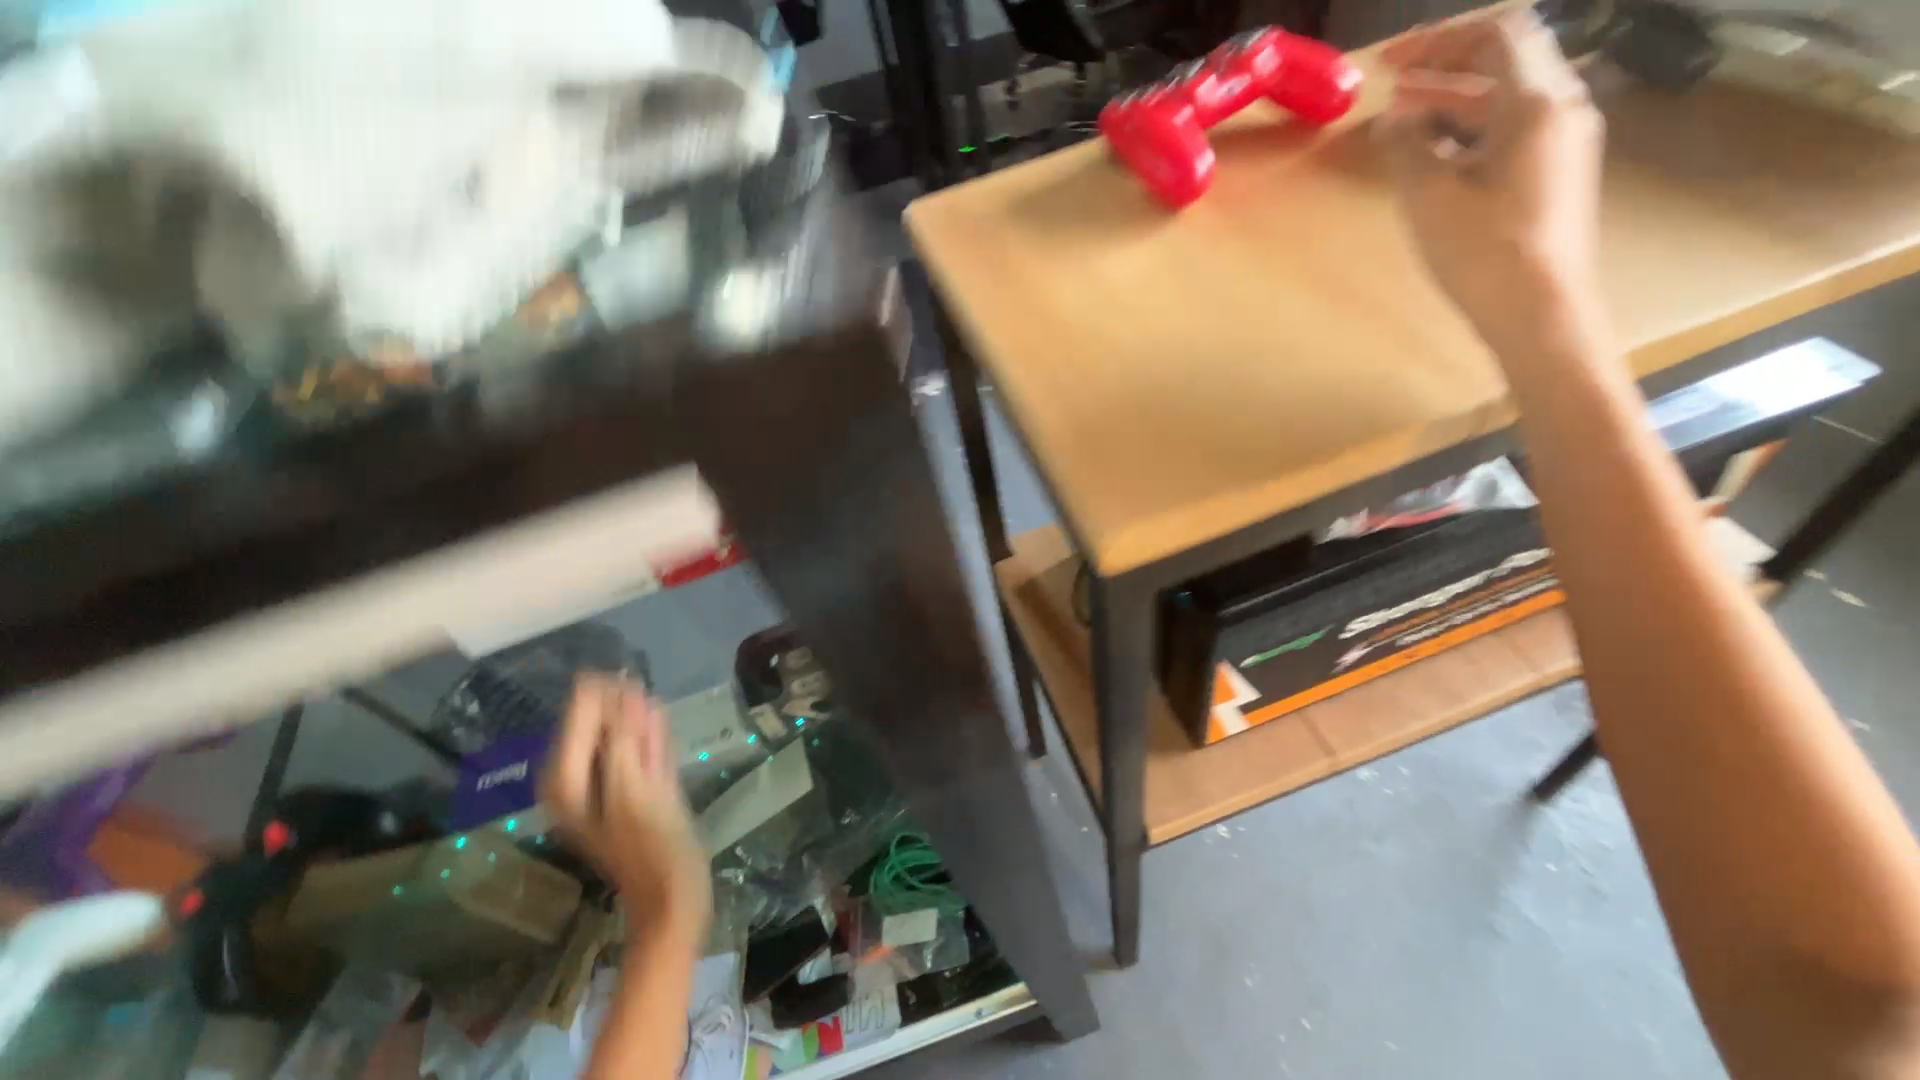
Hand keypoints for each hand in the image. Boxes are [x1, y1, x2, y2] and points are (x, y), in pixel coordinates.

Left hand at [543, 675, 709, 939]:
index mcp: (569, 784)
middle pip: (595, 731)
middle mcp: (582, 784)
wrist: (673, 899)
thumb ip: (624, 745)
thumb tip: (623, 701)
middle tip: (633, 677)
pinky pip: (639, 759)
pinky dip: (647, 741)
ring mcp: (611, 792)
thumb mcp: (633, 792)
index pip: (576, 724)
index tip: (618, 670)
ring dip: (633, 720)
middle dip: (614, 706)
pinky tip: (654, 720)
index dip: (595, 696)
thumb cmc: (650, 847)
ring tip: (643, 692)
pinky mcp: (637, 799)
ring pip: (620, 743)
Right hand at [1377, 9, 1605, 352]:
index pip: (1497, 33)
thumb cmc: (1484, 252)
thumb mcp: (1430, 195)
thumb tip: (1396, 118)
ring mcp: (1562, 141)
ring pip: (1508, 95)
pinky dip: (1472, 126)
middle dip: (1446, 64)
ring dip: (1455, 96)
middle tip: (1394, 82)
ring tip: (1404, 116)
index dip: (1439, 39)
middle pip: (1507, 58)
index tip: (1392, 62)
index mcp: (1537, 102)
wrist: (1541, 312)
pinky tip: (1435, 152)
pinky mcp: (1555, 172)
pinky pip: (1513, 127)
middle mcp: (1562, 108)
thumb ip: (1408, 144)